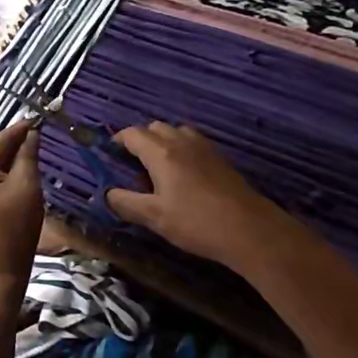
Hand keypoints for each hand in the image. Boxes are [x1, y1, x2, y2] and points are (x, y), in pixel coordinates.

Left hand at [0, 118, 43, 288]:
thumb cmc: (15, 228)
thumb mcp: (26, 187)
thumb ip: (28, 156)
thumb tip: (31, 133)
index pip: (0, 139)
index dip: (21, 129)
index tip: (40, 119)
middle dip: (15, 142)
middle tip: (40, 134)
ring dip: (11, 157)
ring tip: (34, 150)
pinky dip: (5, 172)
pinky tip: (21, 171)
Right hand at [106, 123, 307, 274]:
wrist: (249, 230)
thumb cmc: (196, 222)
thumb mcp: (154, 217)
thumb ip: (126, 203)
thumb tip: (108, 194)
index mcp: (161, 153)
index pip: (132, 134)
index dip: (117, 141)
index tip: (110, 156)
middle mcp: (182, 143)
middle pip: (155, 127)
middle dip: (140, 140)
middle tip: (133, 166)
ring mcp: (204, 148)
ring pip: (176, 132)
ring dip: (163, 142)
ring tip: (158, 169)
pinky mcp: (220, 159)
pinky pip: (193, 143)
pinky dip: (181, 149)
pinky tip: (183, 176)